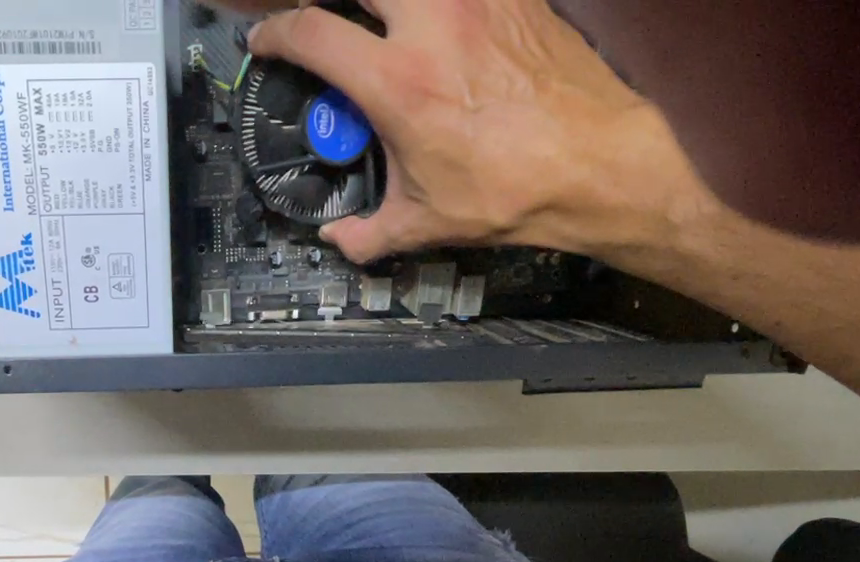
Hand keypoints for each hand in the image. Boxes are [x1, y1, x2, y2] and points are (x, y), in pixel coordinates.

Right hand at [247, 0, 696, 263]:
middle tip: (324, 24)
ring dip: (383, 3)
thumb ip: (366, 234)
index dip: (275, 33)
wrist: (595, 163)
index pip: (312, 32)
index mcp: (397, 82)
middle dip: (326, 2)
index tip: (264, 41)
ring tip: (379, 25)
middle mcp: (432, 23)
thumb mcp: (422, 223)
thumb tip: (336, 240)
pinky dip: (433, 6)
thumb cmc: (509, 192)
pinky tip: (436, 28)